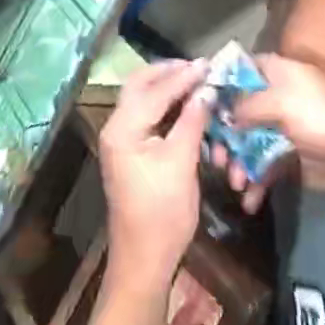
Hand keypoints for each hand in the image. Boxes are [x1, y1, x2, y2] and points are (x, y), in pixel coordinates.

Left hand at [99, 60, 212, 283]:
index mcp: (123, 129)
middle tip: (198, 68)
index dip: (184, 76)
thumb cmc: (163, 212)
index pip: (156, 90)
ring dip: (167, 87)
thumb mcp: (182, 162)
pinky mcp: (130, 151)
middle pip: (141, 86)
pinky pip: (147, 115)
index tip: (209, 63)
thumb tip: (207, 89)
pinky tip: (187, 105)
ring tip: (196, 81)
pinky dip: (166, 105)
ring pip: (142, 98)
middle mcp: (116, 128)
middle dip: (169, 73)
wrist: (144, 261)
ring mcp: (121, 140)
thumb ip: (193, 120)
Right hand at [214, 55, 324, 210]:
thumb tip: (222, 113)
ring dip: (240, 163)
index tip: (195, 114)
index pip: (234, 73)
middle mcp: (273, 93)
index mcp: (271, 71)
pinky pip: (268, 161)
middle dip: (225, 138)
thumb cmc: (323, 112)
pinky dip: (259, 179)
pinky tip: (251, 201)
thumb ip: (247, 106)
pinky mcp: (293, 147)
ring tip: (236, 185)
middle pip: (237, 111)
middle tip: (216, 162)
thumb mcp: (281, 104)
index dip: (214, 91)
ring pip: (250, 140)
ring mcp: (282, 121)